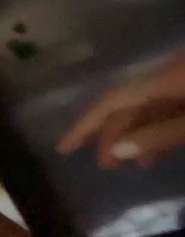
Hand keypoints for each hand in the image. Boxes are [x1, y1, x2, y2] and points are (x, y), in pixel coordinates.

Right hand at [58, 51, 184, 169]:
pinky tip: (161, 142)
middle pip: (132, 103)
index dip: (85, 126)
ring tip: (138, 162)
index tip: (63, 149)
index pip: (112, 101)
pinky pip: (175, 102)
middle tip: (108, 163)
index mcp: (166, 77)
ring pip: (156, 104)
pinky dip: (165, 123)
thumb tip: (117, 150)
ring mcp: (184, 76)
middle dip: (117, 134)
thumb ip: (161, 133)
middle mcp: (171, 72)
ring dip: (143, 132)